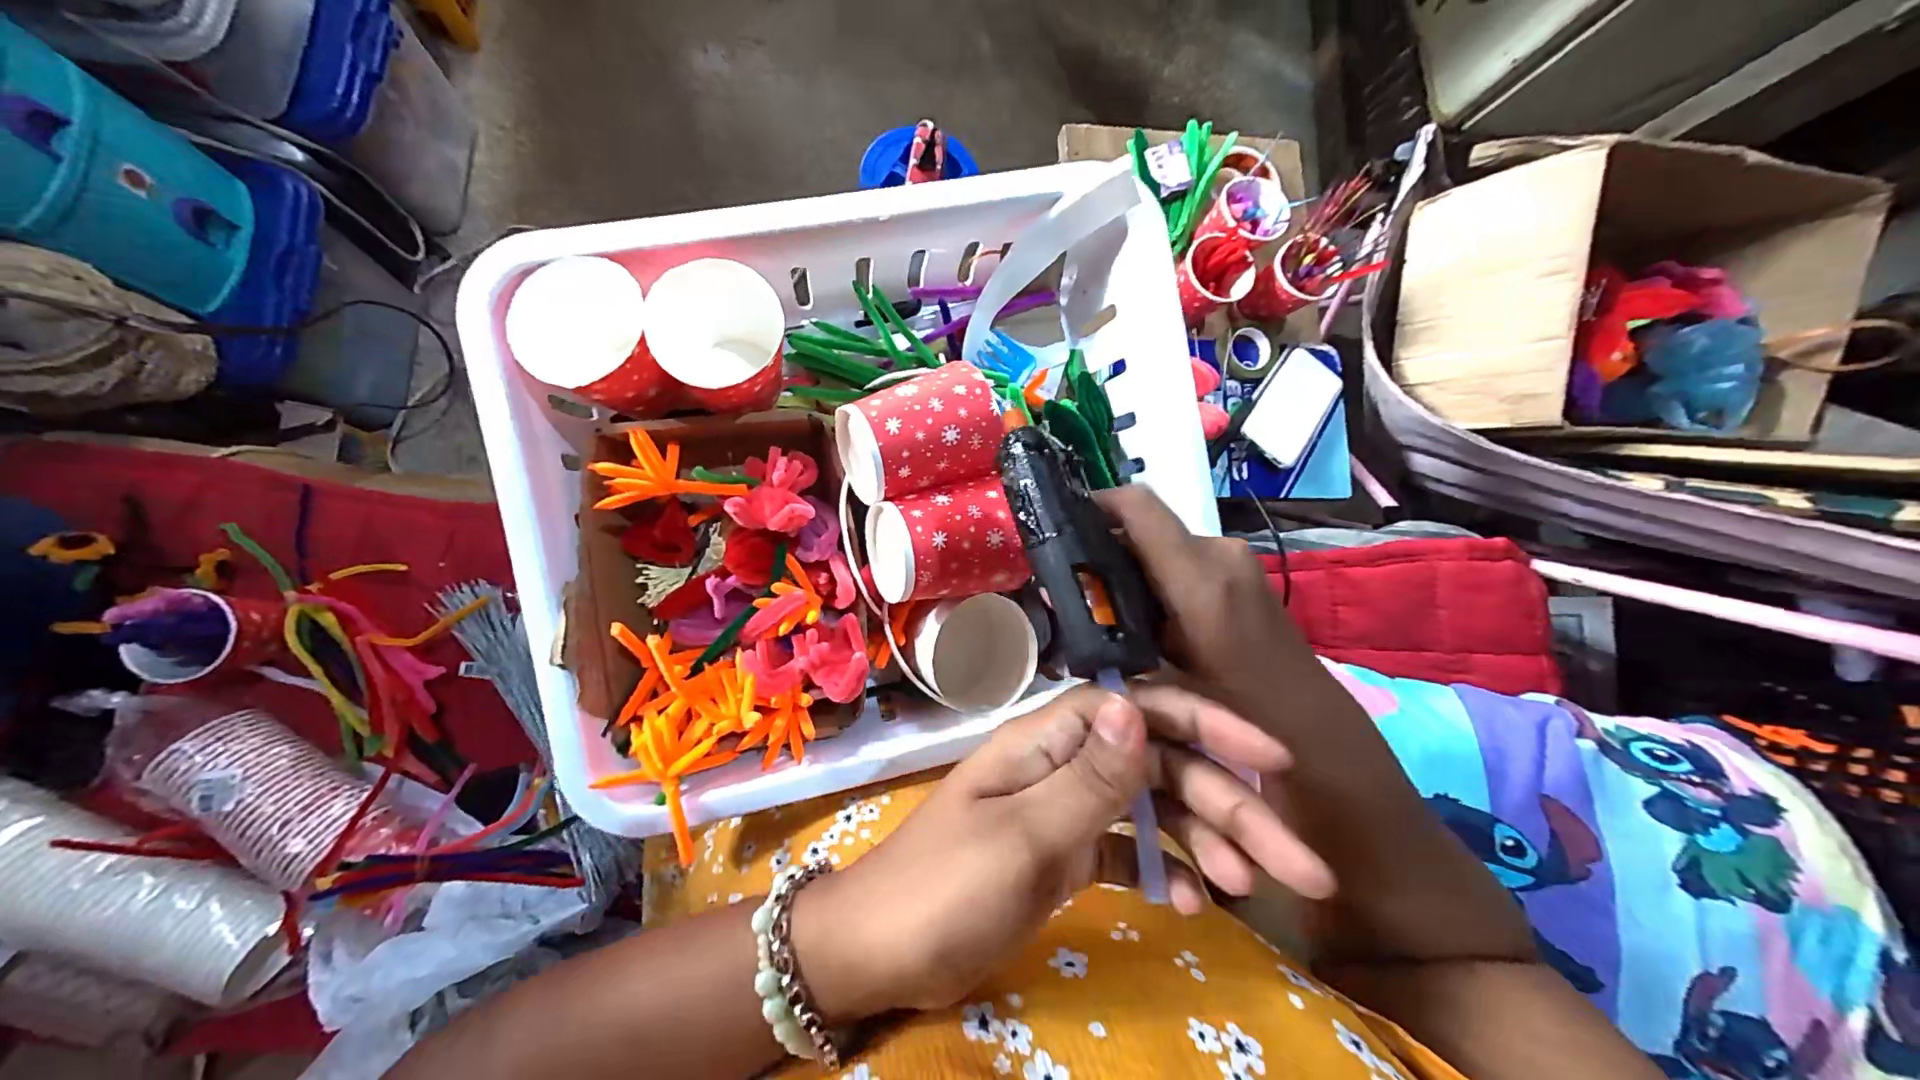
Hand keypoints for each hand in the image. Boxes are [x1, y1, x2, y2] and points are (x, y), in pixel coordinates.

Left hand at [791, 683, 1332, 1020]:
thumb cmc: (944, 890)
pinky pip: (1127, 850)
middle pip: (1159, 765)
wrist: (880, 953)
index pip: (1140, 710)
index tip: (1273, 760)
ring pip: (1151, 808)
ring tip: (1250, 888)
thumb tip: (1138, 708)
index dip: (1208, 725)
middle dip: (1229, 804)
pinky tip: (1187, 904)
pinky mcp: (1064, 855)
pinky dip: (1160, 871)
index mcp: (1047, 741)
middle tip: (1301, 864)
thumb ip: (1087, 777)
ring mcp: (1064, 810)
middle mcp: (1061, 764)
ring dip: (1204, 841)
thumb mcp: (1022, 837)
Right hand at [1093, 486, 1535, 965]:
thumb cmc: (1272, 767)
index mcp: (1205, 584)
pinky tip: (1133, 654)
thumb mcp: (1174, 711)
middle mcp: (1222, 568)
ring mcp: (1237, 587)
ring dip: (1122, 592)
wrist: (1359, 813)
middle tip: (1058, 608)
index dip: (1086, 507)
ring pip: (1156, 566)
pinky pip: (1179, 587)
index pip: (1134, 506)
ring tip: (1088, 636)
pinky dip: (1150, 609)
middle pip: (1138, 537)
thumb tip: (1068, 628)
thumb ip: (1115, 662)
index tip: (1047, 538)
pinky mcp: (1245, 610)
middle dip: (1097, 563)